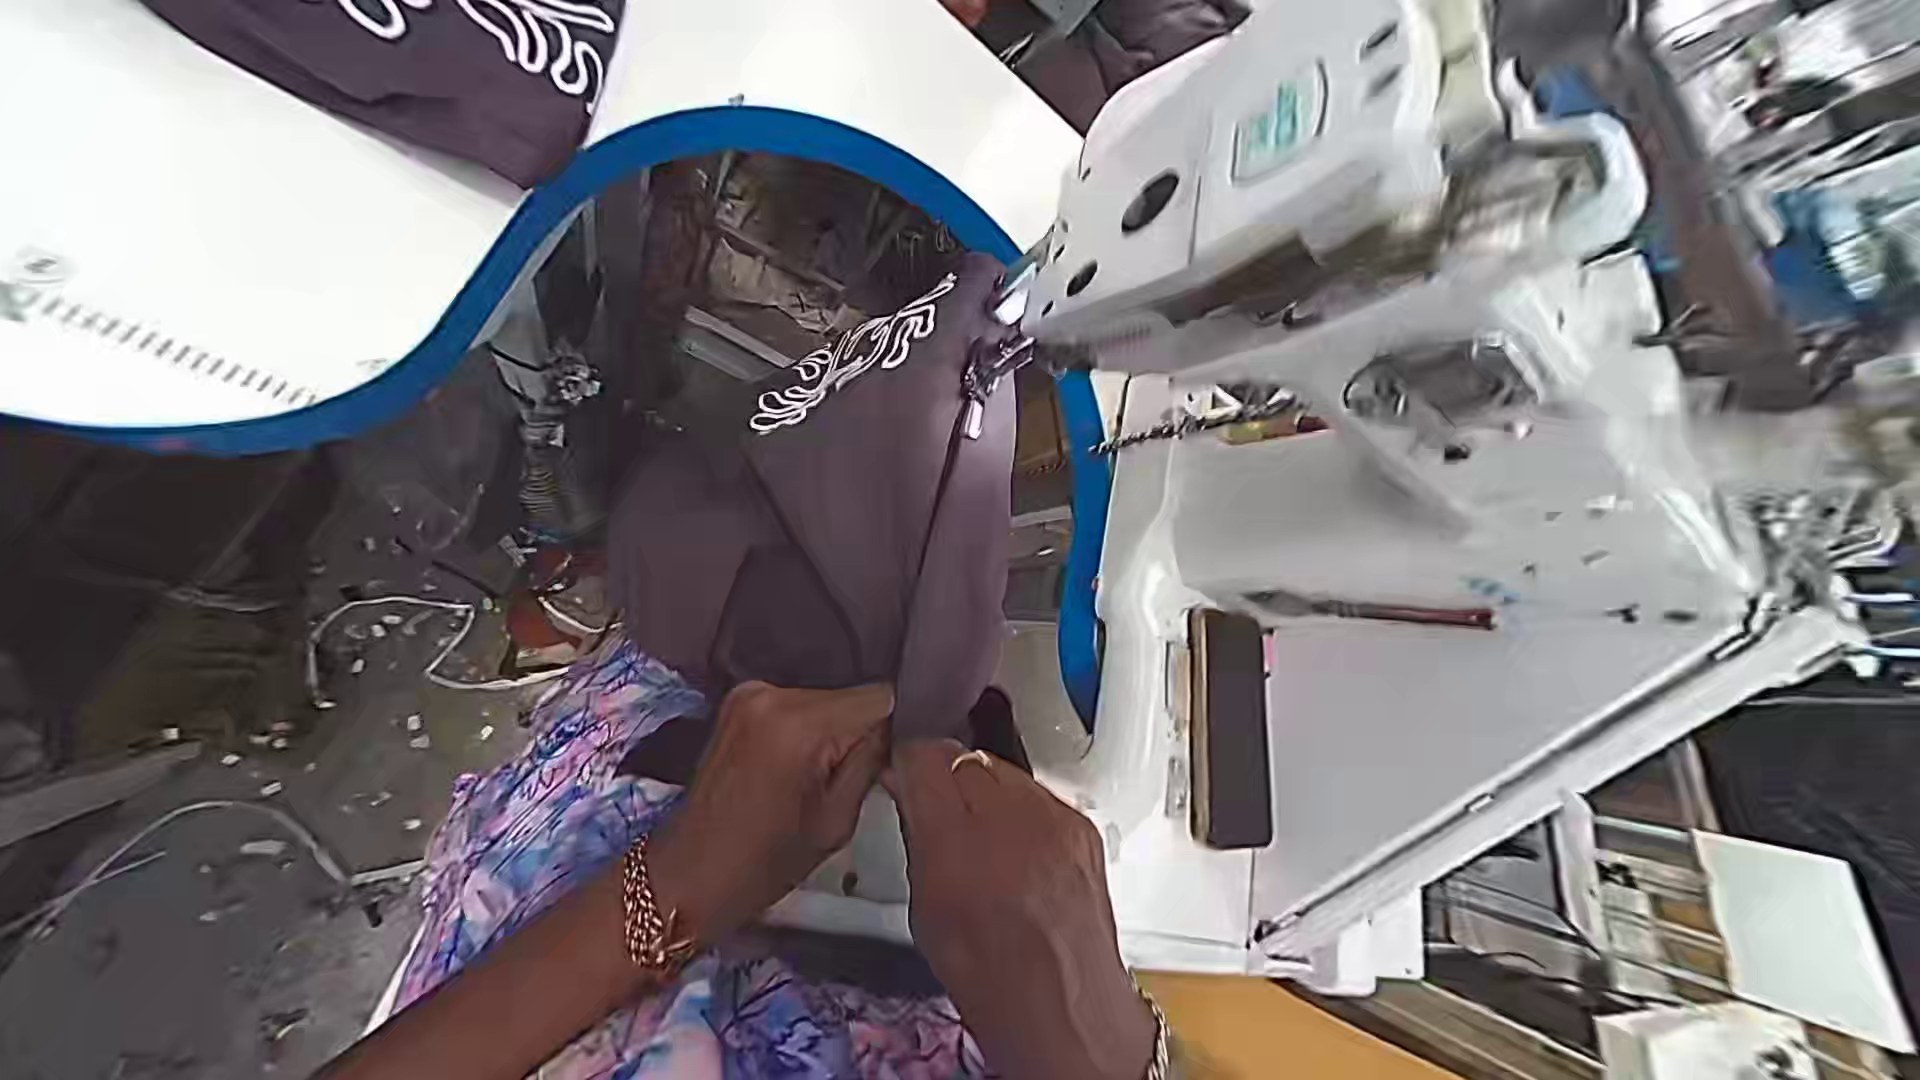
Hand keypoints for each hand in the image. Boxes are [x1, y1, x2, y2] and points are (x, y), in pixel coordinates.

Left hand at [648, 681, 892, 945]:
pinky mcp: (741, 696)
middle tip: (851, 771)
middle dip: (862, 726)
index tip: (891, 755)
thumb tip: (895, 726)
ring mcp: (752, 689)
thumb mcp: (837, 820)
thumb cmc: (764, 862)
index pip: (880, 696)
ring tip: (821, 768)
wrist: (687, 873)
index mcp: (799, 722)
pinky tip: (799, 757)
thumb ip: (872, 759)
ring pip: (826, 696)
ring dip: (834, 725)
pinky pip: (799, 700)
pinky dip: (809, 722)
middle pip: (851, 694)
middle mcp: (773, 691)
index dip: (894, 724)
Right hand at [885, 740, 1154, 1079]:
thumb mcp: (924, 910)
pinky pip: (1036, 791)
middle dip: (944, 771)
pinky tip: (1016, 841)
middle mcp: (1006, 819)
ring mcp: (1050, 817)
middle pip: (961, 755)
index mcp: (956, 843)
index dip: (910, 760)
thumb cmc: (989, 975)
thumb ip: (915, 834)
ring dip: (982, 784)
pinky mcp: (1080, 822)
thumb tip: (908, 789)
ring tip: (982, 826)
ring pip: (999, 765)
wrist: (1066, 1008)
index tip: (906, 768)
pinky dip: (1019, 805)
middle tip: (939, 799)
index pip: (924, 758)